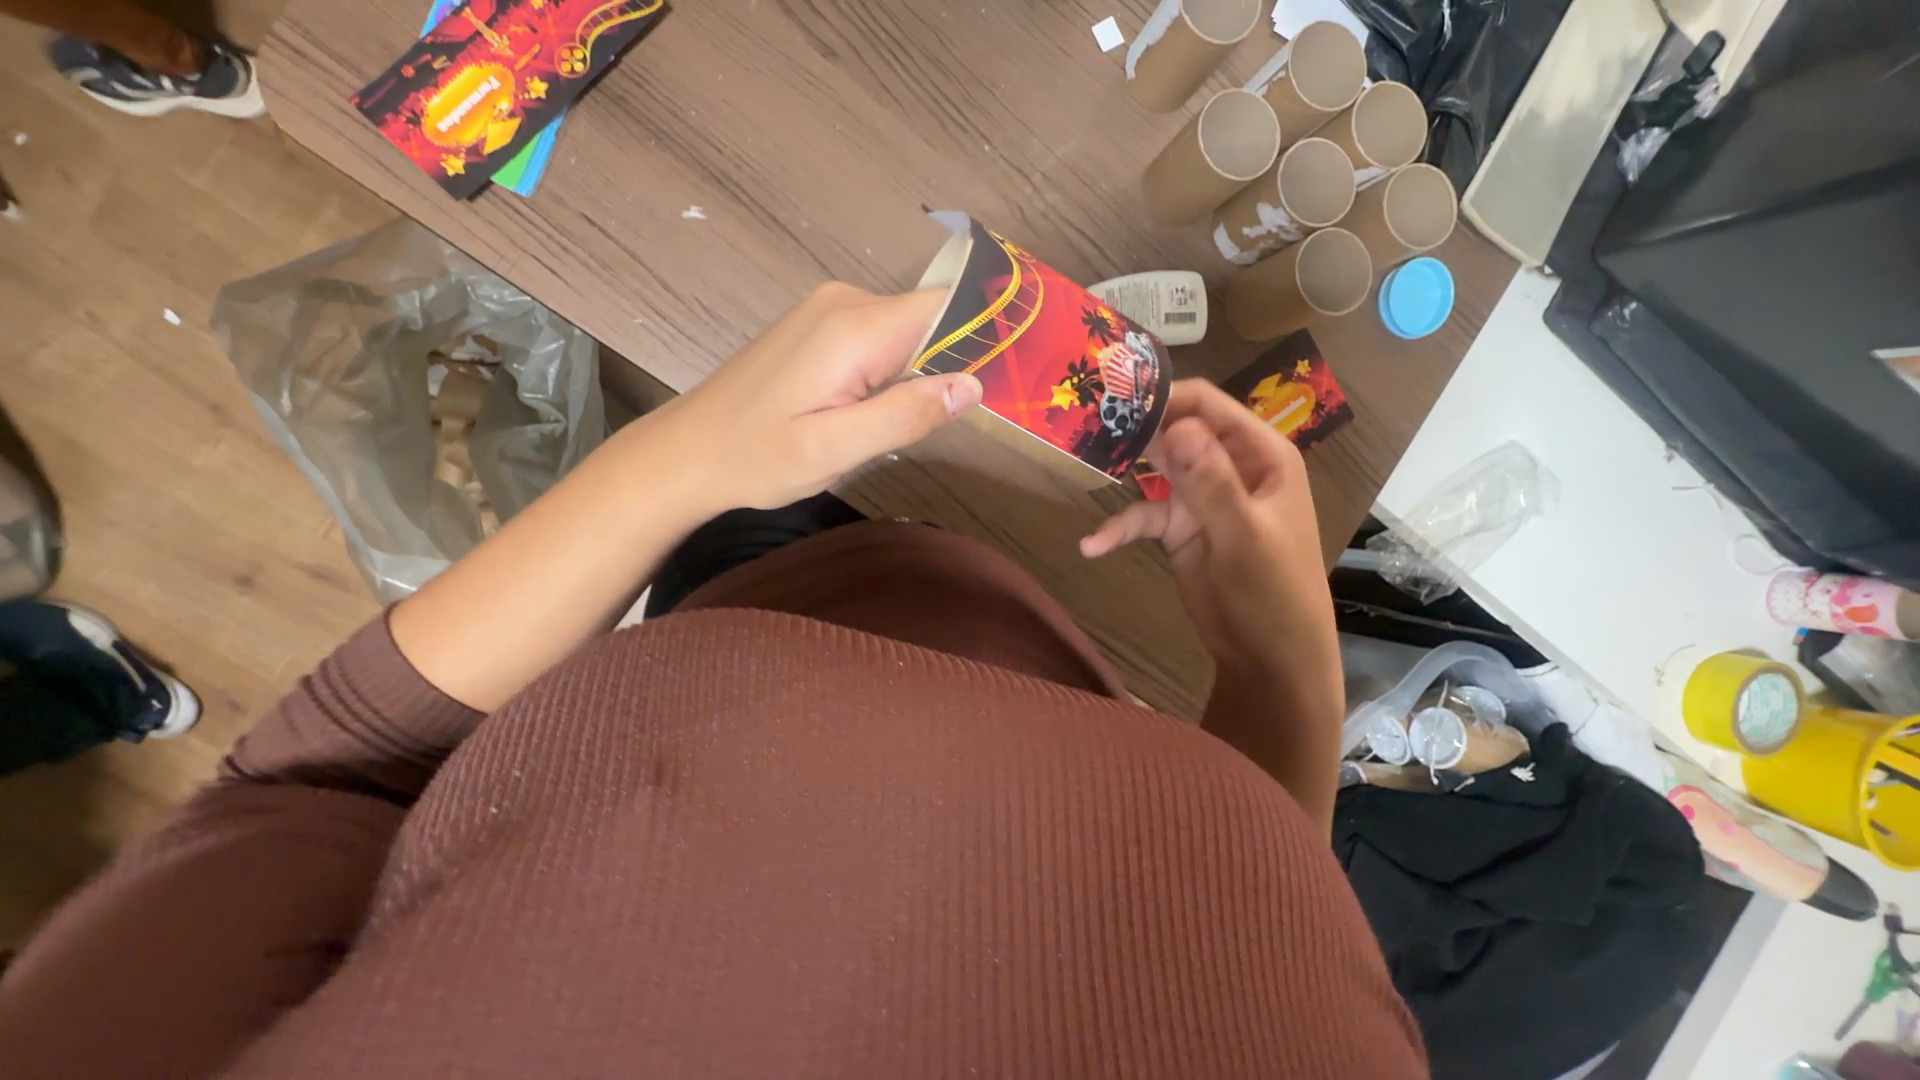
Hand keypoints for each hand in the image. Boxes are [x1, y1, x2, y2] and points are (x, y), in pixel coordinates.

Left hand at [645, 283, 982, 512]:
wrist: (686, 452)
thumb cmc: (756, 457)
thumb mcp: (834, 449)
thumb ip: (905, 415)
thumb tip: (974, 384)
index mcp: (854, 328)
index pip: (946, 309)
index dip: (988, 333)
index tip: (1023, 364)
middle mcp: (845, 303)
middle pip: (930, 317)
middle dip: (960, 356)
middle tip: (986, 408)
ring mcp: (829, 310)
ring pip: (907, 327)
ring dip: (927, 366)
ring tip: (935, 414)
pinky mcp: (819, 327)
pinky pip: (881, 335)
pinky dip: (900, 365)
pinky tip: (891, 404)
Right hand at [1081, 379, 1337, 681]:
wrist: (1270, 657)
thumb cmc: (1274, 592)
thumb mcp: (1244, 535)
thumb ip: (1211, 481)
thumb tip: (1174, 426)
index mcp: (1260, 454)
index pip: (1208, 406)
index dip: (1164, 398)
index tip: (1115, 401)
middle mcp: (1230, 466)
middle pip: (1176, 431)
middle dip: (1136, 432)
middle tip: (1085, 428)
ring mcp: (1202, 498)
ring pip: (1154, 471)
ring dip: (1123, 474)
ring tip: (1083, 467)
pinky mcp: (1179, 529)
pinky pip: (1142, 517)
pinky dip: (1119, 529)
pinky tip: (1092, 546)